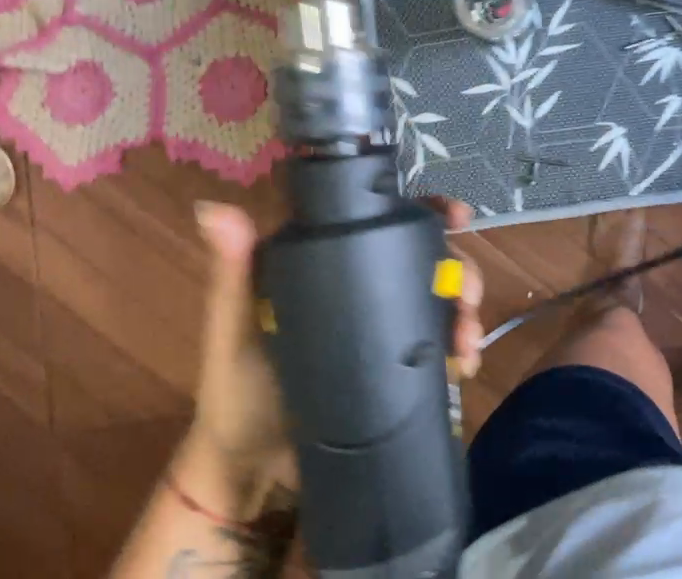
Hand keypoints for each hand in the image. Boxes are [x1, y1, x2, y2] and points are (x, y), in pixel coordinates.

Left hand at [186, 199, 483, 484]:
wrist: (252, 473)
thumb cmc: (235, 393)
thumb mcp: (233, 330)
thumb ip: (232, 273)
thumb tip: (213, 208)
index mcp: (331, 266)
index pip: (384, 224)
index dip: (426, 214)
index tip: (456, 216)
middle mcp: (366, 290)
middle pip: (428, 262)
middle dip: (460, 272)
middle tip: (468, 297)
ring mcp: (387, 330)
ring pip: (441, 303)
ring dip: (466, 315)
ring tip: (466, 346)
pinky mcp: (400, 368)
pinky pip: (439, 347)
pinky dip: (460, 351)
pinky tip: (463, 367)